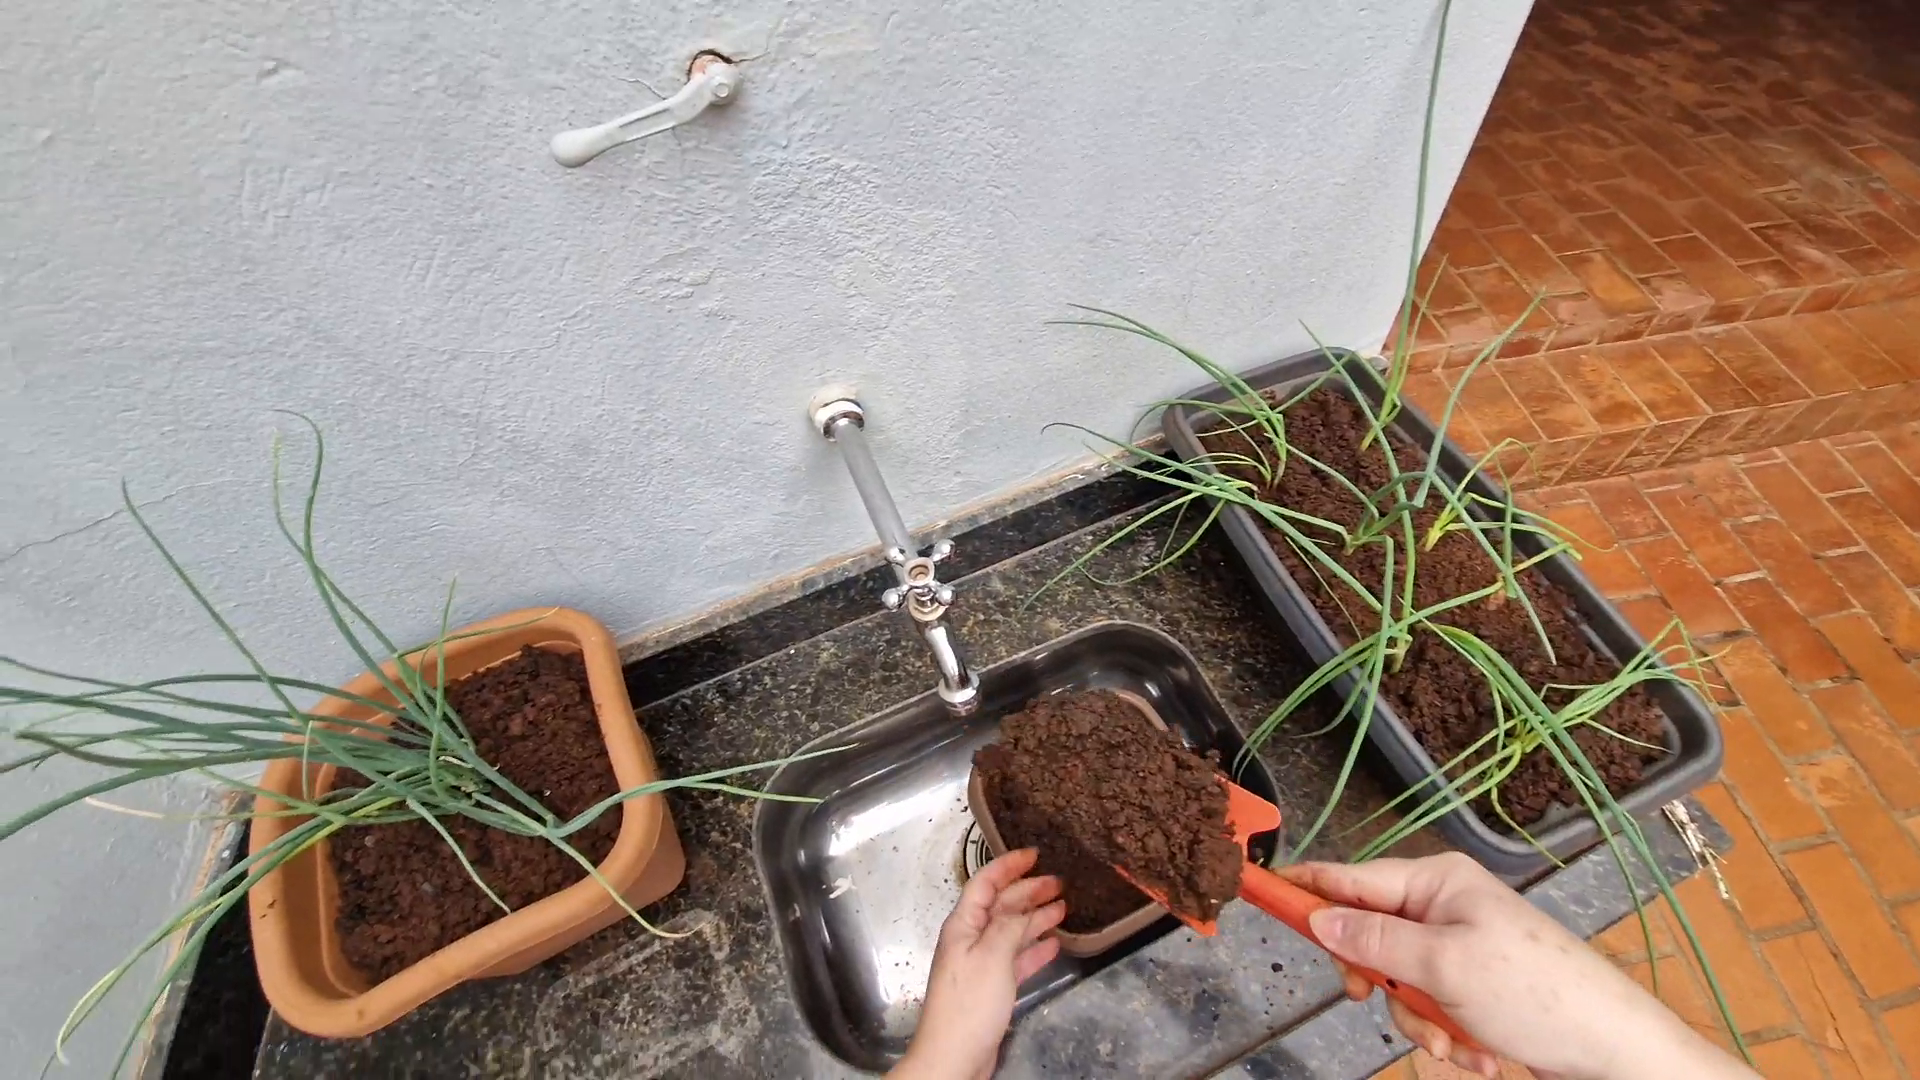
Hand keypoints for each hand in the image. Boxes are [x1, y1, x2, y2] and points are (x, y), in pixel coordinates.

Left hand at [890, 848, 1066, 1079]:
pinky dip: (1034, 948)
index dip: (1008, 865)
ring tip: (1063, 906)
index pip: (986, 882)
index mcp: (964, 924)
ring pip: (1012, 930)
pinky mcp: (992, 987)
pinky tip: (1054, 943)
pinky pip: (1016, 958)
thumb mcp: (992, 956)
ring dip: (1036, 917)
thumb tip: (1022, 908)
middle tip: (1059, 881)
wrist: (953, 1059)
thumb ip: (1009, 926)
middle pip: (1002, 905)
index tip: (1033, 854)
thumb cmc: (970, 1003)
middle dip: (1028, 890)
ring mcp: (982, 963)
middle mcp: (971, 938)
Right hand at [1280, 853, 1754, 1079]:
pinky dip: (1447, 1029)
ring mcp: (1462, 943)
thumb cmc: (1532, 994)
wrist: (1629, 1059)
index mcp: (1435, 880)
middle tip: (1370, 998)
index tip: (1264, 888)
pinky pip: (1433, 1000)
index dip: (1306, 885)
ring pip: (1399, 975)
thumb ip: (1372, 939)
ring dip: (1418, 1016)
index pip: (1351, 877)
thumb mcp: (1442, 966)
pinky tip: (1480, 1052)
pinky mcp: (1479, 983)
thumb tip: (1316, 918)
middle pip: (1371, 932)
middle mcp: (1443, 904)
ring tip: (1457, 1046)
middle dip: (1378, 977)